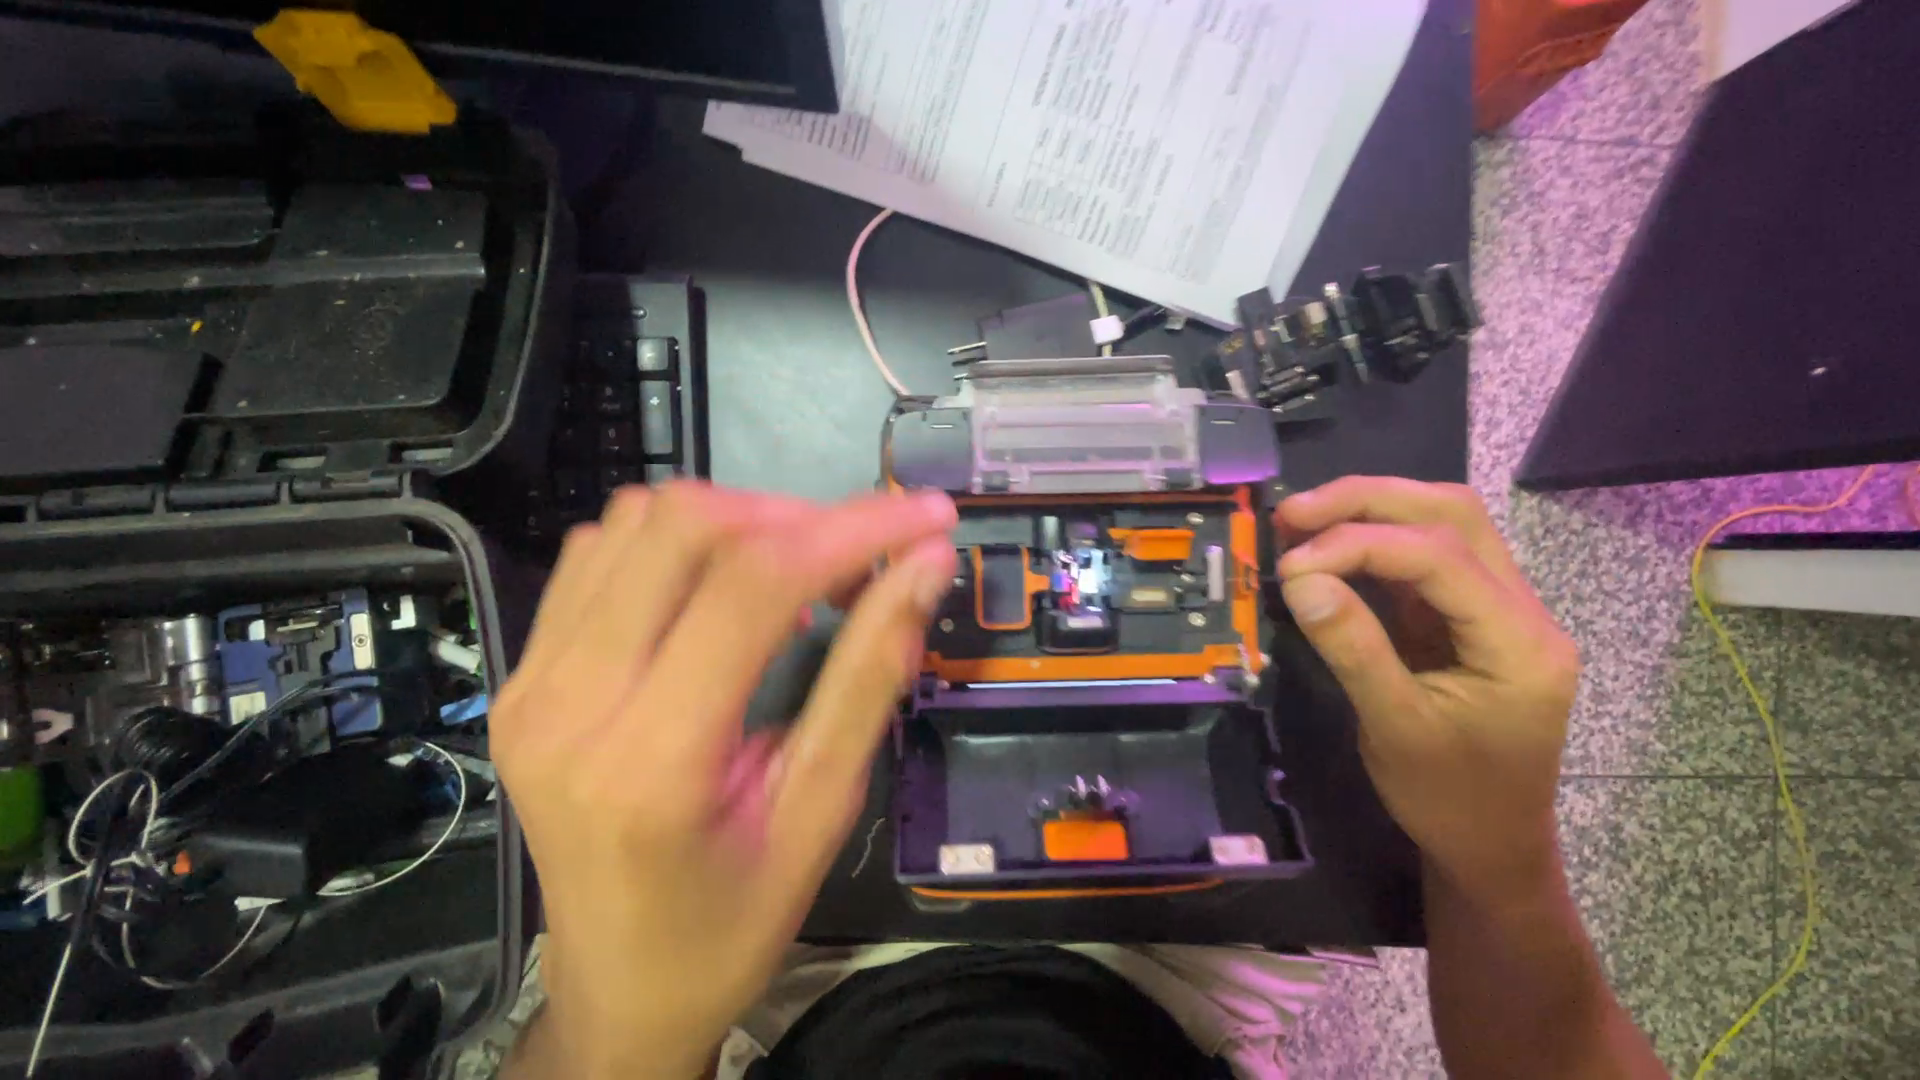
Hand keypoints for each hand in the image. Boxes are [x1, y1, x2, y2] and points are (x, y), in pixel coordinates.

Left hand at [492, 482, 957, 1079]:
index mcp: (651, 758)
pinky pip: (598, 553)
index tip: (923, 516)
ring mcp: (531, 680)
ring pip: (636, 522)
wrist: (617, 989)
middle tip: (855, 558)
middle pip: (684, 526)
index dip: (852, 530)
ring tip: (796, 571)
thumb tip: (923, 567)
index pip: (754, 585)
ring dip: (735, 522)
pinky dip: (674, 543)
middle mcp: (570, 700)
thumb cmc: (732, 924)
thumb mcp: (820, 813)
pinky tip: (719, 588)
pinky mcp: (523, 674)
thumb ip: (868, 679)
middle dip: (793, 516)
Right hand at [1272, 477, 1576, 903]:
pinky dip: (1372, 545)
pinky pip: (1423, 560)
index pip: (1441, 557)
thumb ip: (1352, 647)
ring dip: (1370, 512)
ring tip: (1301, 521)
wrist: (1490, 846)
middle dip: (1369, 501)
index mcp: (1520, 642)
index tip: (1291, 564)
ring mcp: (1497, 610)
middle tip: (1293, 512)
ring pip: (1442, 526)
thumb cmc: (1449, 799)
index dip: (1361, 544)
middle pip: (1452, 516)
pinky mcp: (1466, 618)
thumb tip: (1298, 578)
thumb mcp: (1395, 728)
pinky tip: (1327, 546)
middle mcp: (1521, 610)